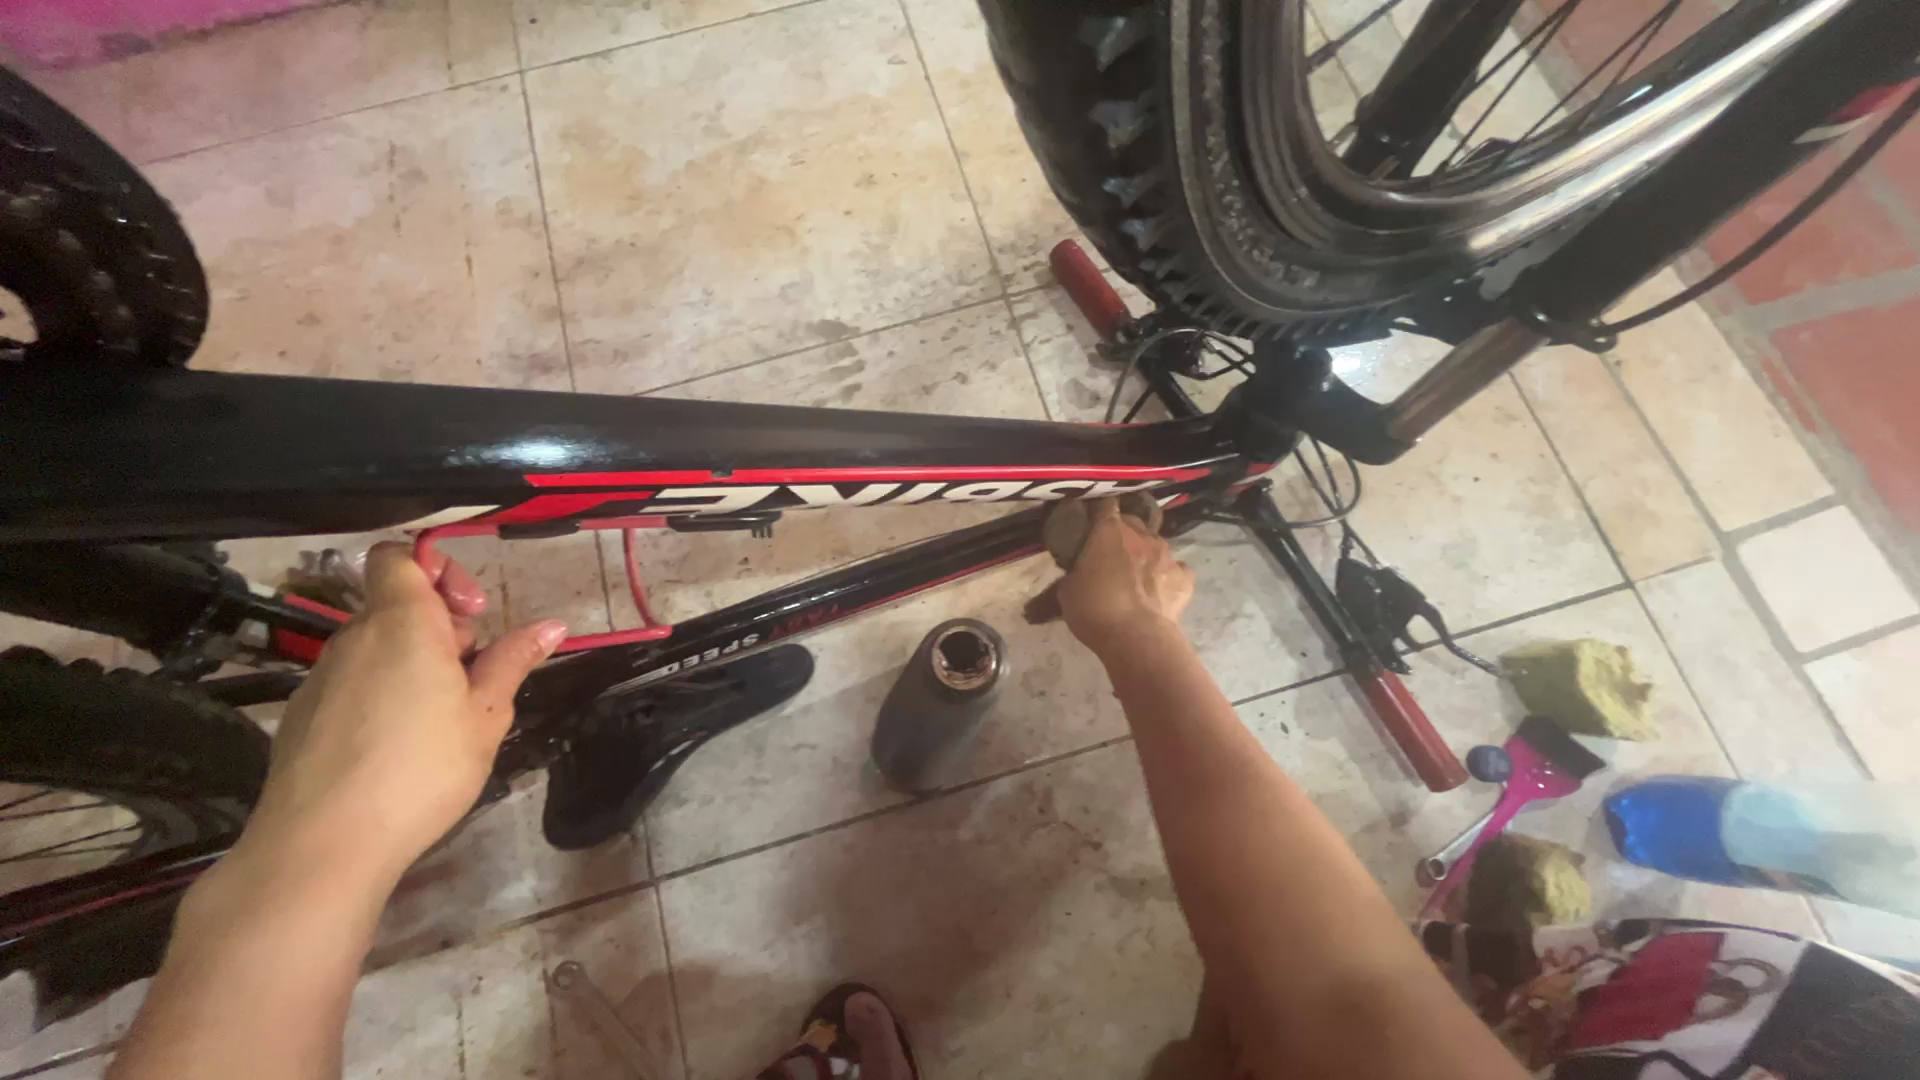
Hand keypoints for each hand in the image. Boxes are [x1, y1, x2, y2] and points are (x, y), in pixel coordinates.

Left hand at [234, 542, 566, 892]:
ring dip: (415, 660)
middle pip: (397, 603)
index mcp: (402, 624)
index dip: (437, 568)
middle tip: (474, 674)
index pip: (398, 557)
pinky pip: (354, 680)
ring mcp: (322, 677)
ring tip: (444, 715)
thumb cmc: (422, 769)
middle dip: (442, 625)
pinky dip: (384, 690)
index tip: (473, 611)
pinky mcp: (303, 715)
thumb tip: (553, 624)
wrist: (321, 847)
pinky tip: (402, 742)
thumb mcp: (486, 713)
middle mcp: (354, 638)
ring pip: (377, 645)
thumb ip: (513, 660)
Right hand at [1057, 498, 1193, 661]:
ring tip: (1137, 573)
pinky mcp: (1185, 578)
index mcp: (1109, 530)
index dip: (1098, 509)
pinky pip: (1177, 569)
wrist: (1136, 638)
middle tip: (1110, 550)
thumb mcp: (1067, 591)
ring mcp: (1167, 554)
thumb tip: (1075, 574)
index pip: (1104, 504)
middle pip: (1132, 521)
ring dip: (1146, 552)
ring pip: (1156, 543)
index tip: (1092, 519)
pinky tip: (1161, 589)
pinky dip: (1169, 576)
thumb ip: (1073, 573)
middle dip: (1123, 531)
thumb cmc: (1095, 609)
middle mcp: (1141, 535)